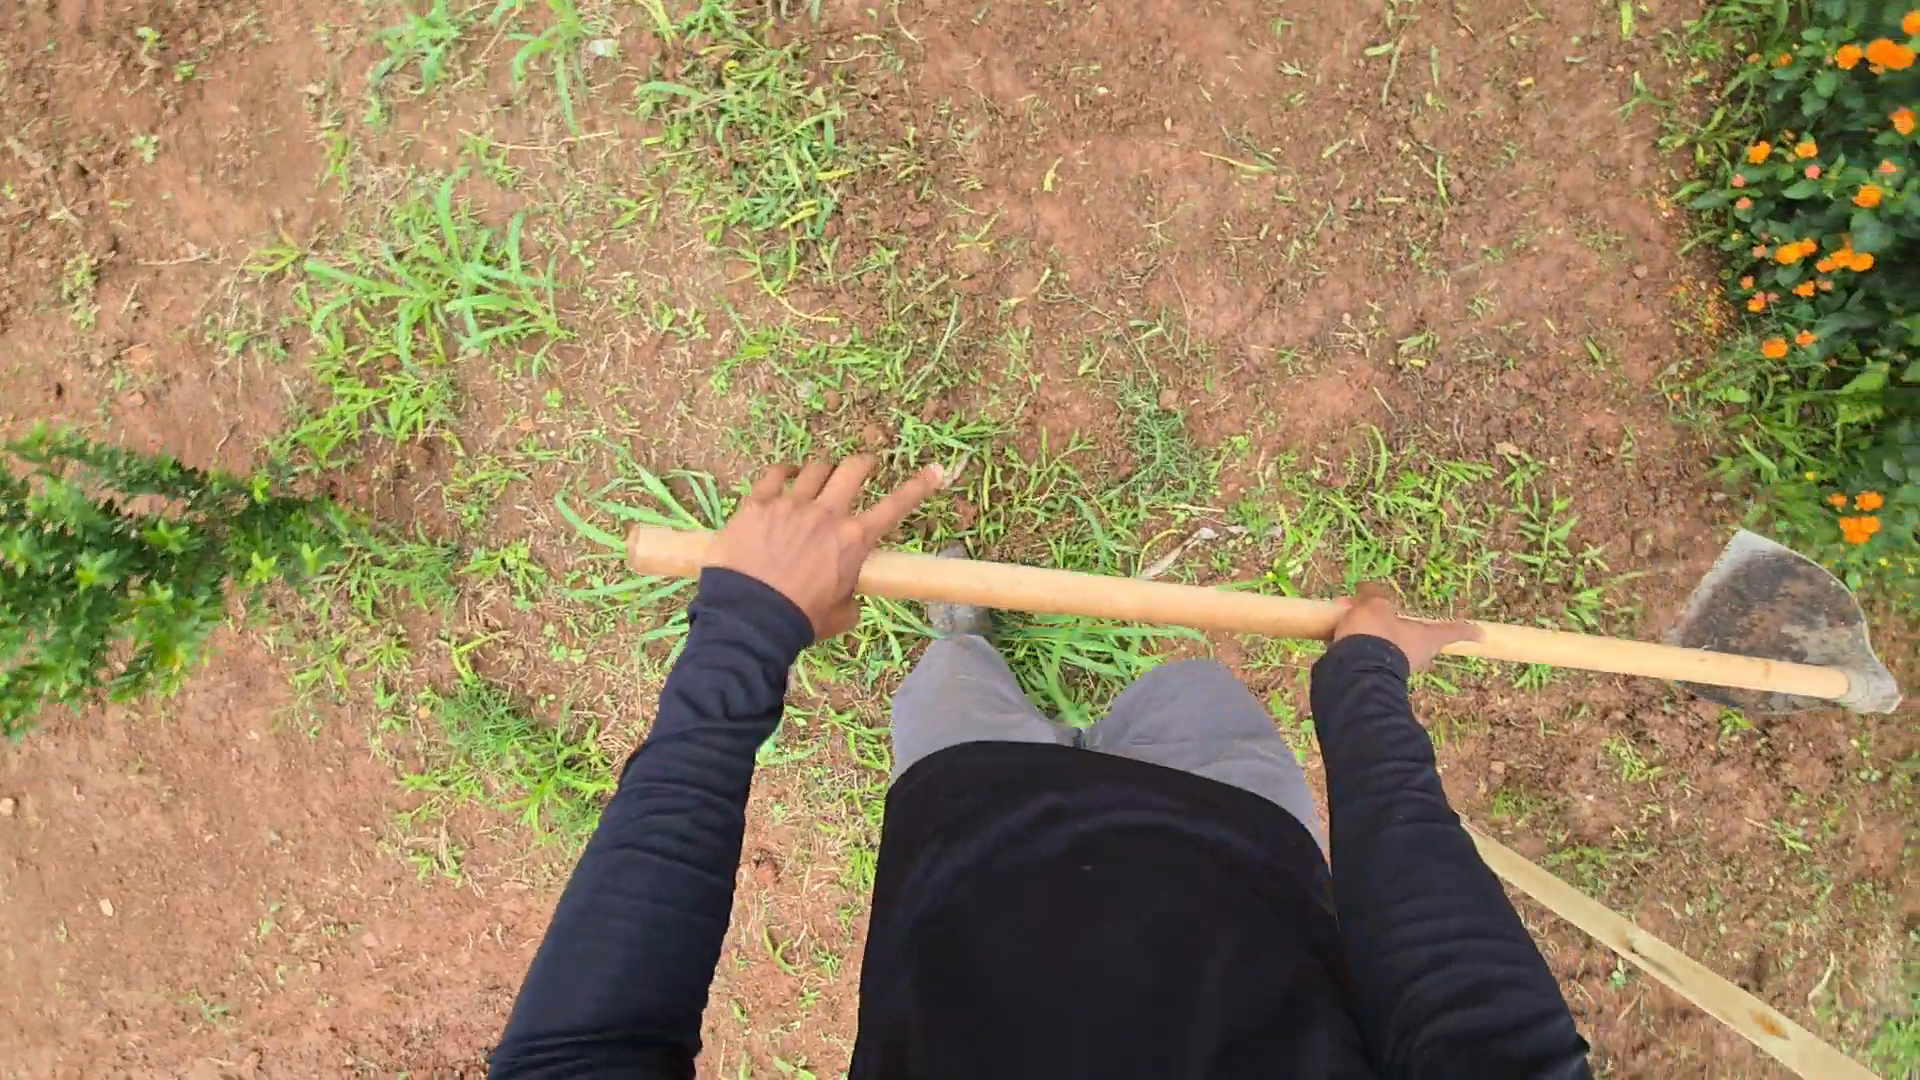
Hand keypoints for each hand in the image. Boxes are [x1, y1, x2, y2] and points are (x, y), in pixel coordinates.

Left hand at [706, 456, 946, 639]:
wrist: (750, 618)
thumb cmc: (801, 620)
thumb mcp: (841, 615)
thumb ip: (851, 596)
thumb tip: (848, 595)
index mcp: (854, 540)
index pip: (896, 506)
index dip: (919, 486)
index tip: (936, 471)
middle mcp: (827, 514)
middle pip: (853, 470)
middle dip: (865, 463)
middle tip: (867, 464)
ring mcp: (791, 504)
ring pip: (816, 470)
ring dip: (824, 470)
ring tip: (822, 474)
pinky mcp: (758, 504)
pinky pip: (776, 475)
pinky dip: (786, 472)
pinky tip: (788, 474)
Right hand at [1332, 582, 1482, 671]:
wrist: (1353, 670)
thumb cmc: (1375, 633)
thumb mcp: (1374, 605)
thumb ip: (1373, 595)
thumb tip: (1368, 588)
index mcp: (1427, 637)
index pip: (1452, 631)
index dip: (1465, 629)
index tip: (1480, 632)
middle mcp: (1418, 655)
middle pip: (1417, 639)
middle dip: (1403, 628)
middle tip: (1386, 615)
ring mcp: (1397, 668)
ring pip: (1392, 647)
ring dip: (1378, 636)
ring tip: (1353, 622)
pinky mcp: (1376, 675)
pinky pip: (1372, 655)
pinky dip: (1363, 646)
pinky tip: (1344, 636)